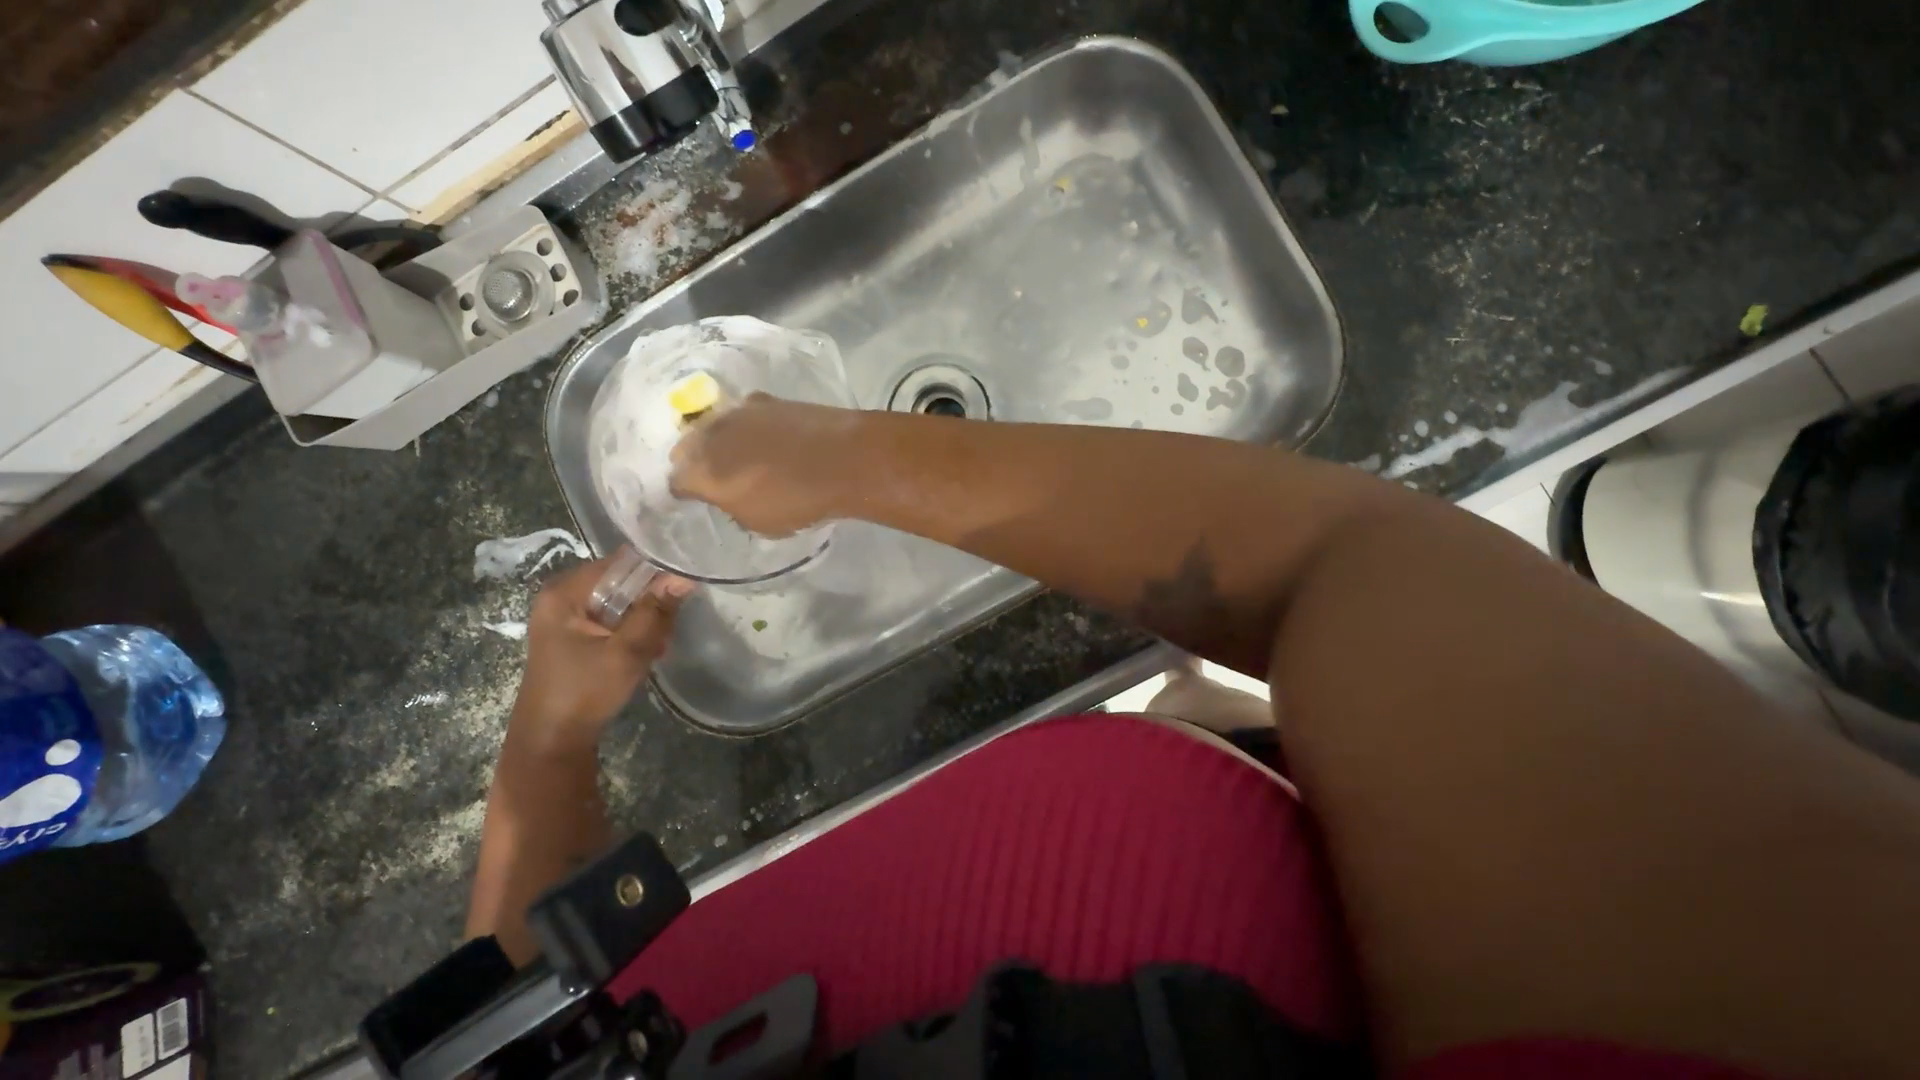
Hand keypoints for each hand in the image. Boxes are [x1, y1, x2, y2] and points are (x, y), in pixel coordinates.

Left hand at [511, 558, 694, 746]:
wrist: (552, 741)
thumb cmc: (585, 692)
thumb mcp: (627, 652)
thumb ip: (655, 612)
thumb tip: (684, 578)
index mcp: (564, 592)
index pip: (620, 562)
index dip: (655, 571)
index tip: (683, 586)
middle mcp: (561, 596)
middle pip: (620, 582)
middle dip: (650, 601)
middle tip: (667, 629)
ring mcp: (565, 617)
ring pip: (619, 603)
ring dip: (643, 620)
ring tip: (657, 646)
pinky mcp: (573, 636)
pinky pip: (611, 620)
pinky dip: (631, 632)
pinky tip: (643, 653)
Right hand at [670, 394, 864, 535]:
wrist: (841, 459)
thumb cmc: (798, 501)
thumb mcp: (760, 523)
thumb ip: (734, 507)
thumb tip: (731, 497)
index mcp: (702, 473)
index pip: (676, 481)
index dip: (684, 491)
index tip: (693, 497)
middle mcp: (710, 437)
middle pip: (687, 446)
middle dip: (692, 458)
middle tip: (708, 472)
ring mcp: (737, 413)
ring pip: (712, 424)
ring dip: (717, 437)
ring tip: (733, 450)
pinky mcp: (766, 400)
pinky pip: (744, 412)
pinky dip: (747, 423)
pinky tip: (761, 433)